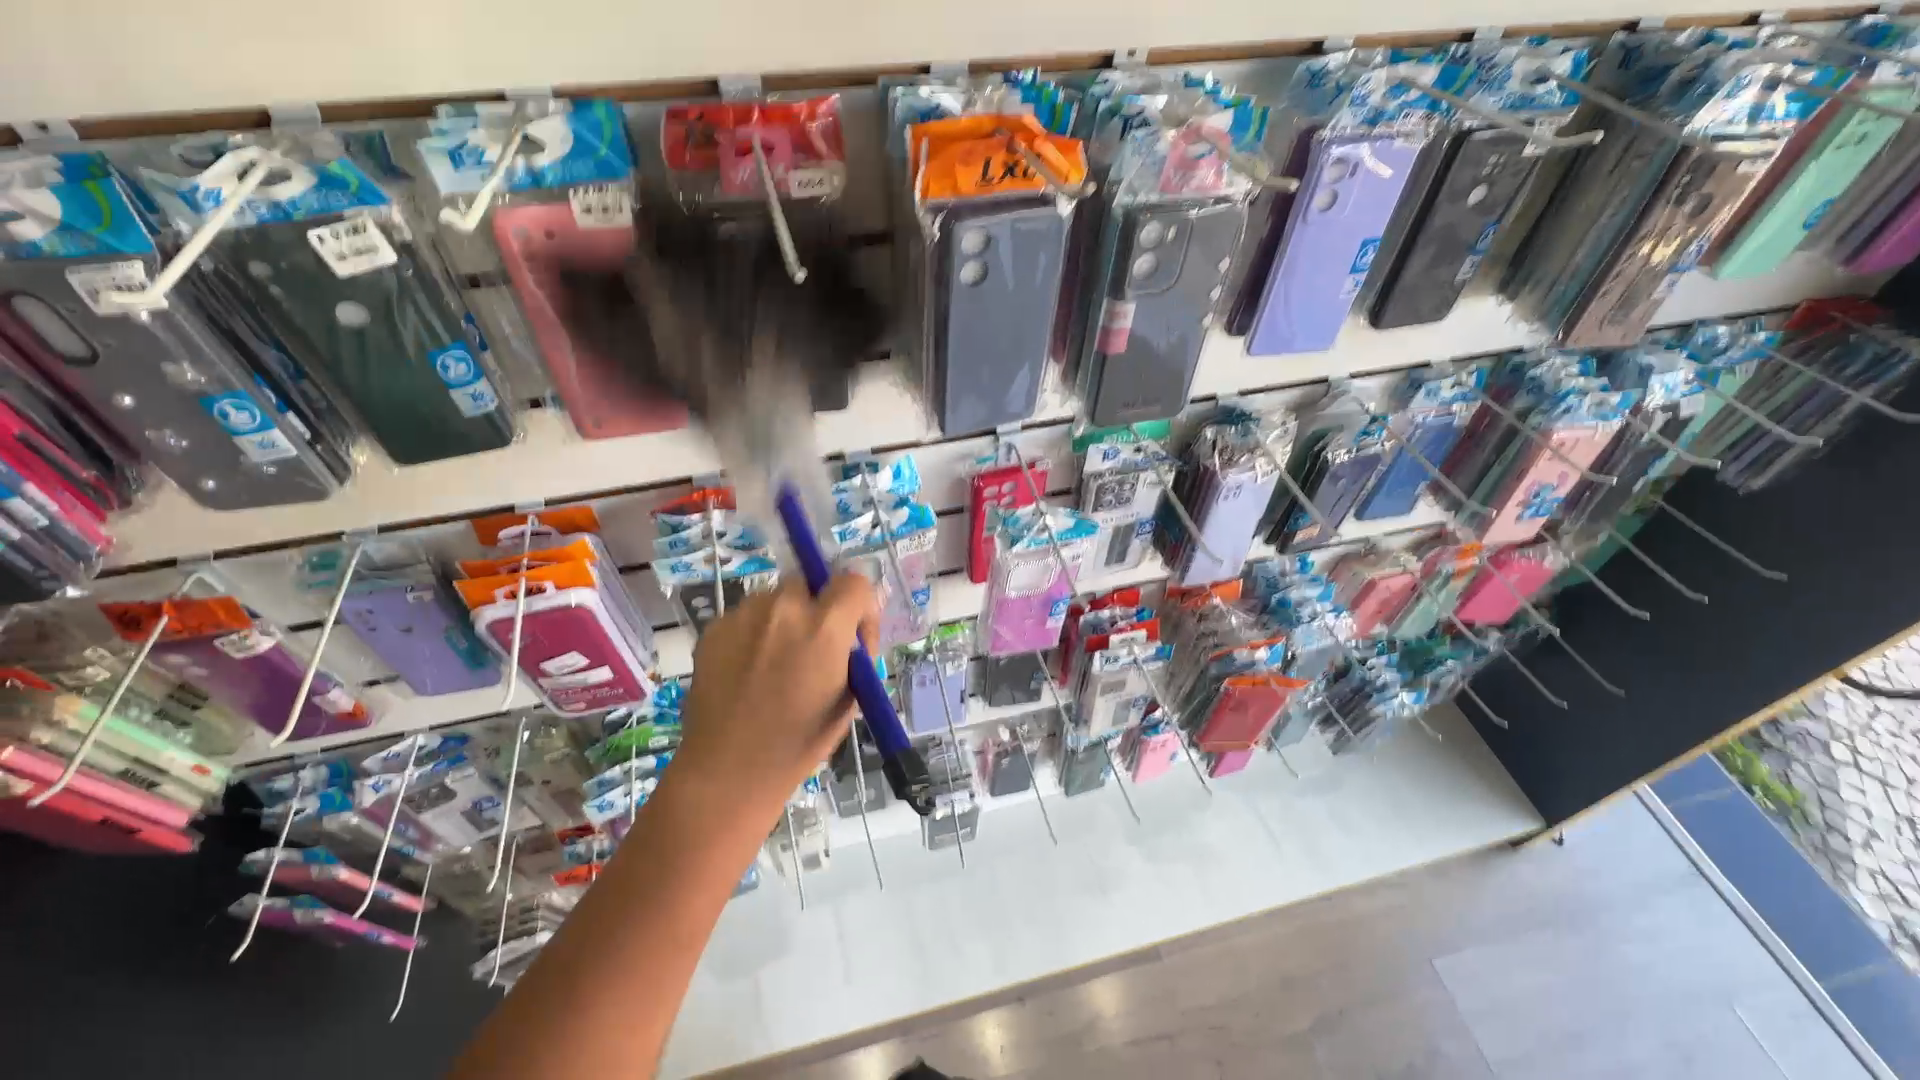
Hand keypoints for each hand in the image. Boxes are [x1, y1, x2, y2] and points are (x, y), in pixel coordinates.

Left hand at [672, 574, 879, 818]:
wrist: (728, 768)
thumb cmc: (798, 743)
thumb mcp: (847, 700)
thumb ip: (854, 657)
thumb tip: (852, 639)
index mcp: (825, 628)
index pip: (855, 582)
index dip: (862, 606)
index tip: (855, 638)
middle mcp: (785, 608)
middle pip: (811, 585)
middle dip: (819, 610)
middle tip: (815, 649)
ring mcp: (744, 615)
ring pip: (775, 600)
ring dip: (784, 621)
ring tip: (776, 665)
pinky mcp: (715, 628)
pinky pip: (745, 618)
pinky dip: (754, 635)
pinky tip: (748, 673)